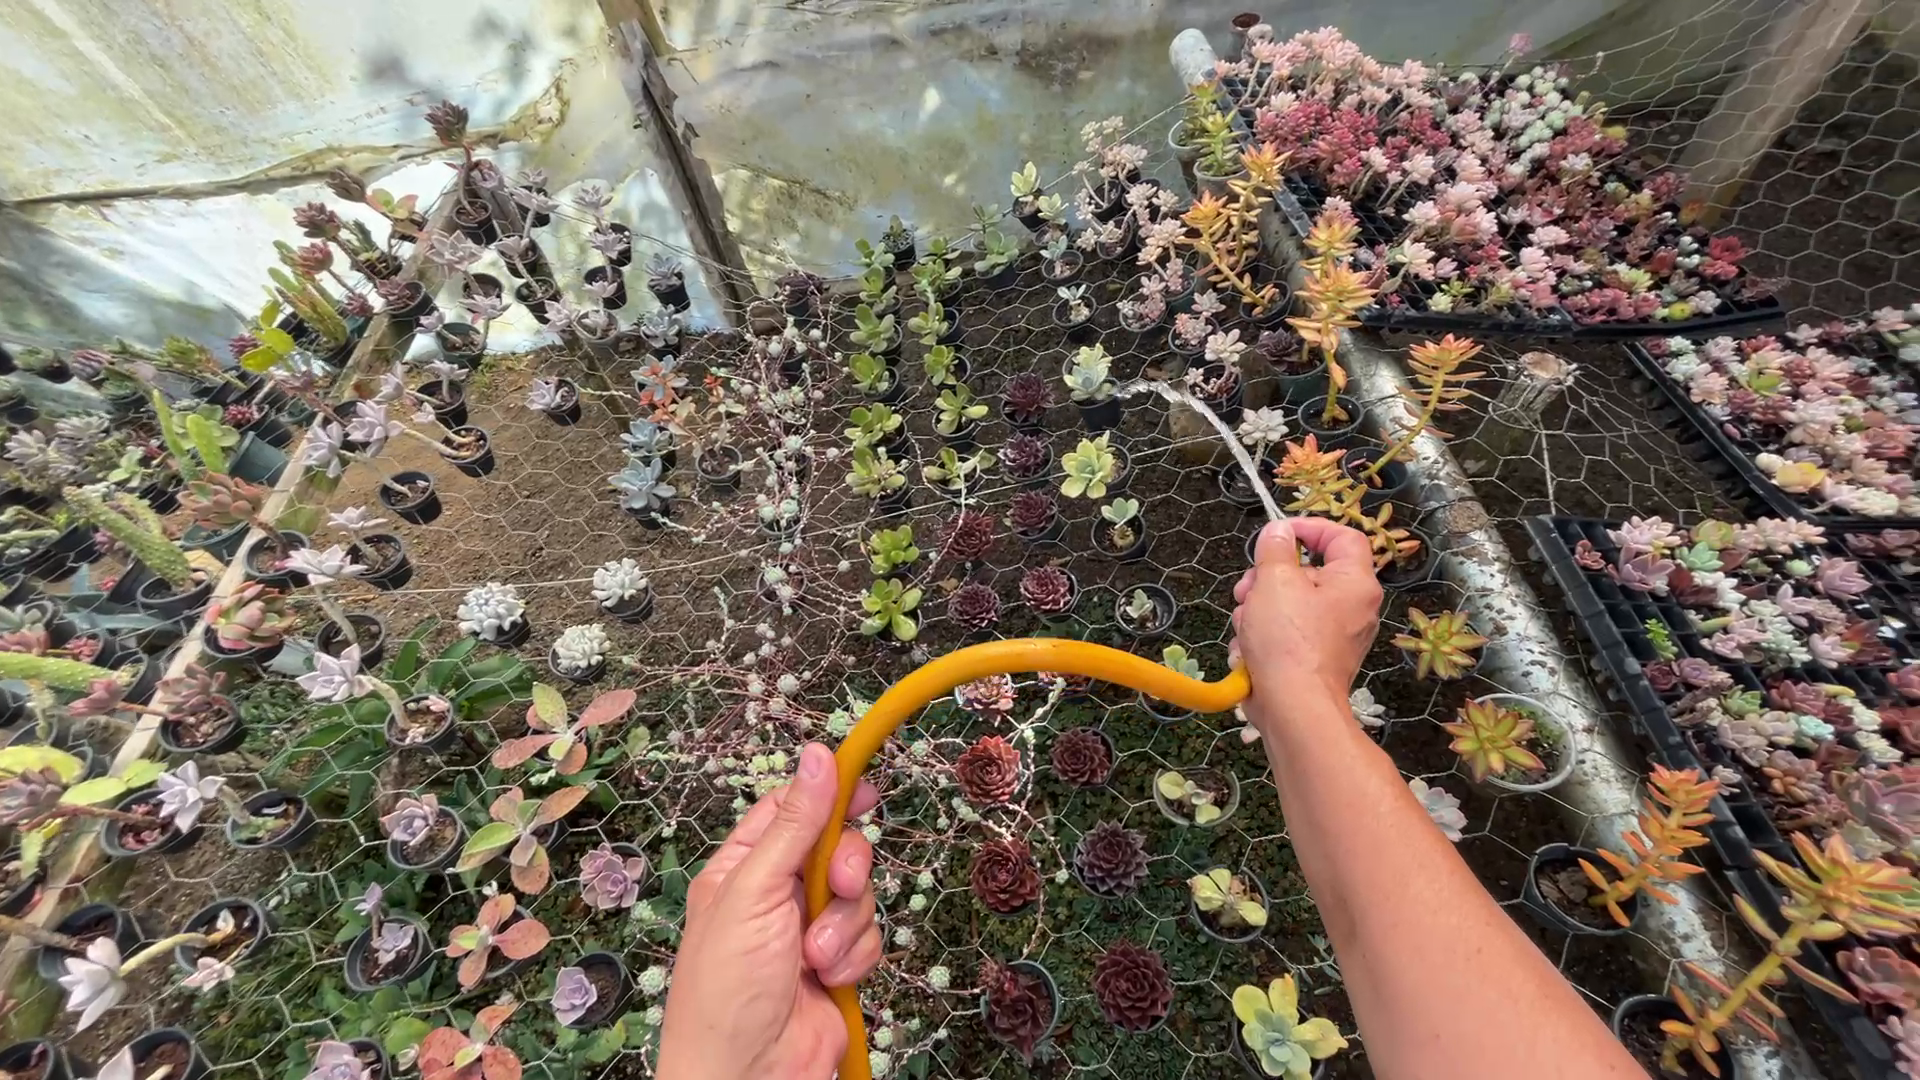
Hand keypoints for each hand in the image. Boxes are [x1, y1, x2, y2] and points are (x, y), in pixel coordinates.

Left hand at [657, 743, 881, 1079]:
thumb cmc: (728, 986)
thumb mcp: (755, 892)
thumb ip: (795, 823)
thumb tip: (818, 752)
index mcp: (745, 867)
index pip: (791, 809)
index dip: (827, 794)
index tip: (865, 789)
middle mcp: (778, 891)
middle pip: (835, 844)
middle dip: (845, 864)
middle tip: (835, 882)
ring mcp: (811, 926)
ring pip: (857, 889)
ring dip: (844, 921)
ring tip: (816, 956)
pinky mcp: (839, 960)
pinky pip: (867, 932)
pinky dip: (854, 953)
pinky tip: (830, 978)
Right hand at [1231, 517, 1382, 735]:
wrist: (1292, 707)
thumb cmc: (1288, 639)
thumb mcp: (1274, 582)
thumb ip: (1274, 550)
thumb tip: (1277, 532)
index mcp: (1354, 583)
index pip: (1343, 537)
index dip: (1309, 527)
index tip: (1275, 534)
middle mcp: (1352, 608)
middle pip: (1306, 573)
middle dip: (1267, 577)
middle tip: (1246, 588)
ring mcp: (1333, 636)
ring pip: (1288, 604)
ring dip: (1257, 609)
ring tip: (1244, 624)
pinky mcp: (1313, 658)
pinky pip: (1286, 632)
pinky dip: (1263, 636)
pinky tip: (1249, 648)